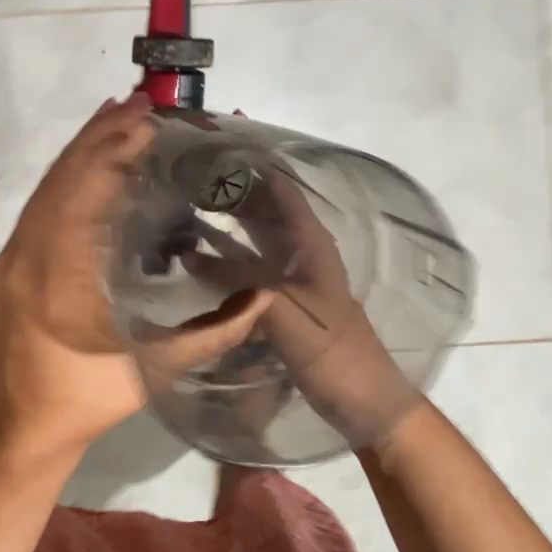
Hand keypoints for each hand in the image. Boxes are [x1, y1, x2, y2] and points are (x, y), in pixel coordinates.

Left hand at [0, 95, 270, 459]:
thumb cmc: (87, 400)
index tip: (143, 119)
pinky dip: (66, 176)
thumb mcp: (152, 371)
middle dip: (98, 136)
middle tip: (137, 103)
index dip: (110, 151)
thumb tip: (264, 298)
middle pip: (60, 178)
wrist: (26, 427)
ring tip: (117, 117)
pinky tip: (91, 162)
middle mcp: (24, 253)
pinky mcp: (13, 260)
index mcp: (52, 273)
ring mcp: (13, 255)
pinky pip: (40, 205)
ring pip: (46, 187)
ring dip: (81, 150)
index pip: (79, 192)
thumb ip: (210, 333)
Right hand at [183, 167, 421, 445]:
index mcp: (311, 246)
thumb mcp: (286, 315)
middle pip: (263, 210)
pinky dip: (222, 260)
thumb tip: (190, 257)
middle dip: (230, 190)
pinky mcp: (282, 304)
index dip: (253, 167)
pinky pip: (246, 270)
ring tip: (182, 207)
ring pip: (253, 240)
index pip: (281, 191)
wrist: (369, 405)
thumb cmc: (336, 356)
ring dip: (224, 224)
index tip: (216, 146)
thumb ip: (240, 284)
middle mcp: (301, 254)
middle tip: (185, 174)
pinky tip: (194, 261)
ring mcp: (292, 280)